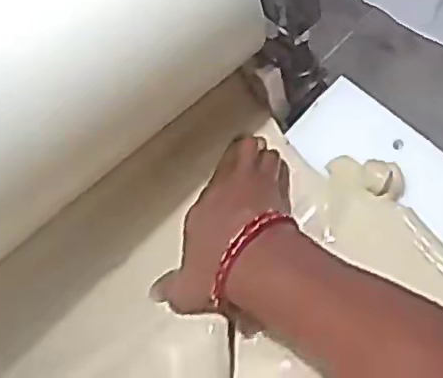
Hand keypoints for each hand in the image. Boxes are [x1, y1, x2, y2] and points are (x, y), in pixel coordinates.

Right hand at [154, 136, 291, 314]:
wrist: (256, 261)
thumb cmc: (218, 271)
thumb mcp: (186, 289)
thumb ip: (173, 286)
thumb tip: (159, 291)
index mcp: (202, 207)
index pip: (208, 189)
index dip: (216, 192)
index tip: (219, 203)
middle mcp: (230, 186)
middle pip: (238, 151)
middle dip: (243, 152)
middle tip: (245, 158)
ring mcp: (259, 182)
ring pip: (264, 153)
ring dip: (266, 158)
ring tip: (265, 164)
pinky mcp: (282, 189)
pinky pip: (282, 169)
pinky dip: (282, 172)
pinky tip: (280, 179)